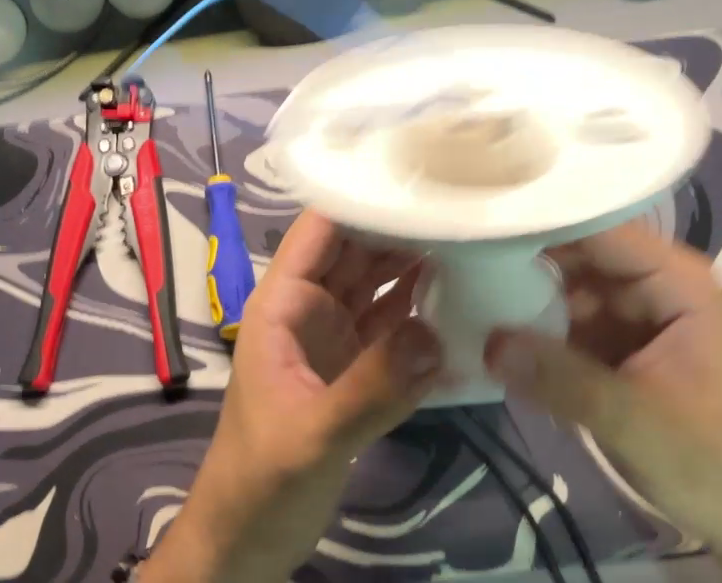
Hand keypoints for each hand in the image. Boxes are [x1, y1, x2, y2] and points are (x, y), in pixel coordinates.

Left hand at [143, 210, 441, 582]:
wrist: (248, 538)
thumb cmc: (262, 478)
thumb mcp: (313, 434)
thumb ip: (372, 387)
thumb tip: (438, 335)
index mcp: (282, 304)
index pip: (320, 231)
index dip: (362, 202)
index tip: (418, 182)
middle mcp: (310, 309)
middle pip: (357, 251)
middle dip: (400, 226)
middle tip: (464, 206)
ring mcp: (335, 338)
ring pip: (378, 285)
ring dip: (417, 265)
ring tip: (473, 239)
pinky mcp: (356, 369)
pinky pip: (393, 328)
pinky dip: (422, 314)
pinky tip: (463, 299)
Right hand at [485, 222, 721, 582]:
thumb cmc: (721, 465)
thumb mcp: (641, 423)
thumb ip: (564, 380)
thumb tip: (488, 341)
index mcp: (674, 279)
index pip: (594, 226)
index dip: (536, 219)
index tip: (474, 218)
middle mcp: (646, 281)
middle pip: (567, 247)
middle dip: (513, 250)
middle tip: (448, 250)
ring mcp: (623, 310)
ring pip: (554, 280)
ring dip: (510, 286)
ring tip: (450, 278)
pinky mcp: (605, 340)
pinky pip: (554, 315)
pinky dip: (520, 319)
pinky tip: (475, 315)